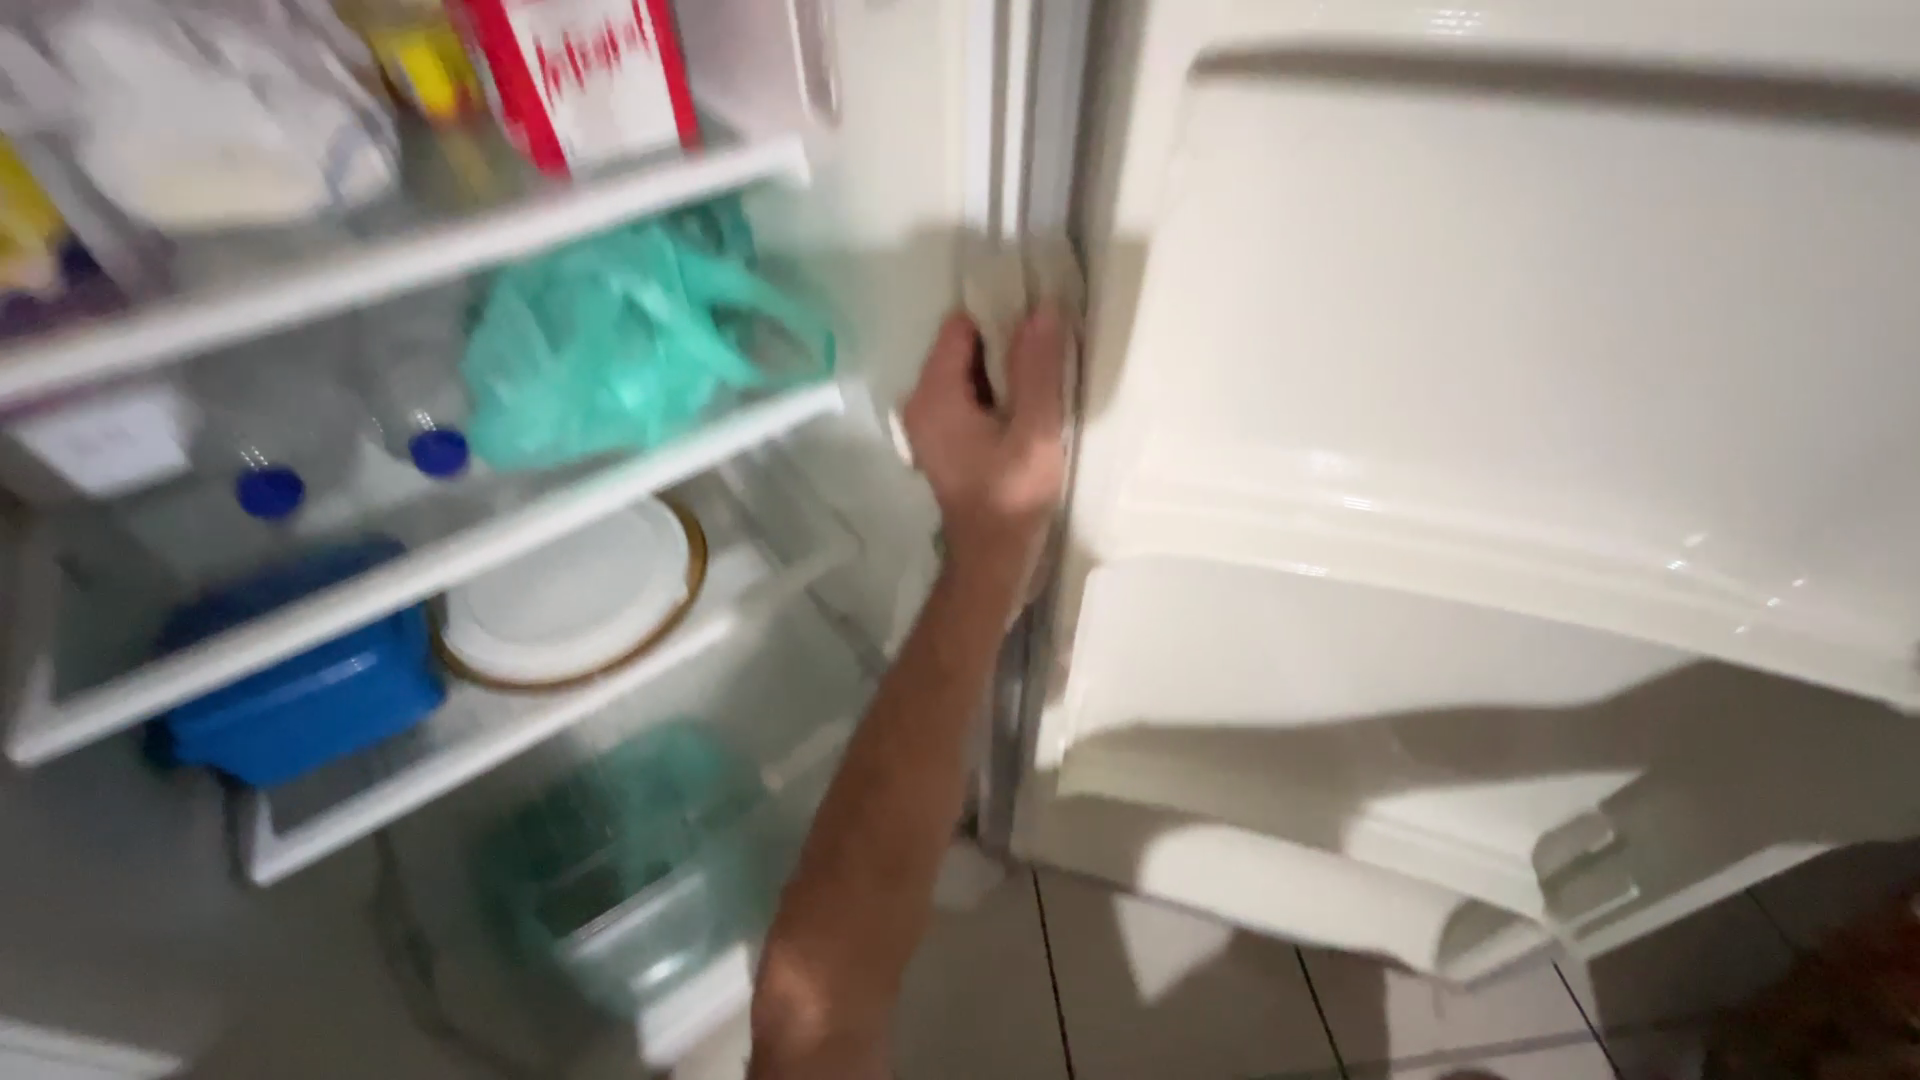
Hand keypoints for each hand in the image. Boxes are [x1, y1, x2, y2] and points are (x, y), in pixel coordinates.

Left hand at [901, 308, 1068, 589]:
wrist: (993, 560)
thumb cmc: (1013, 497)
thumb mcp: (1035, 430)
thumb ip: (1037, 368)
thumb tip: (1042, 306)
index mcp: (934, 394)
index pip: (961, 325)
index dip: (1000, 313)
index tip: (1040, 316)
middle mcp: (921, 403)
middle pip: (962, 347)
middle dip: (1005, 340)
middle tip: (1050, 346)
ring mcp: (930, 424)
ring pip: (968, 373)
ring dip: (1004, 368)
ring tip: (1045, 372)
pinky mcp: (945, 441)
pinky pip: (969, 398)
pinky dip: (996, 393)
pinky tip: (1028, 402)